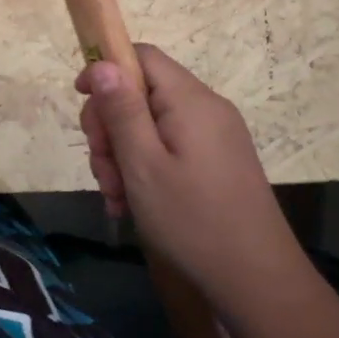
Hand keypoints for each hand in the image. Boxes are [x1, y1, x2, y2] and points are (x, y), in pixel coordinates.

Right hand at [75, 45, 308, 314]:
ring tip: (116, 196)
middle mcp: (206, 110)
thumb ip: (122, 110)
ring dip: (121, 153)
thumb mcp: (142, 164)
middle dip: (109, 125)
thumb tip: (104, 63)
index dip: (105, 70)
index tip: (82, 102)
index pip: (141, 56)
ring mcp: (213, 137)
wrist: (257, 281)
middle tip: (102, 168)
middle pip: (140, 92)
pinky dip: (142, 166)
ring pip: (148, 123)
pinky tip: (130, 203)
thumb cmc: (192, 219)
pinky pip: (166, 147)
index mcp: (191, 102)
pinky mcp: (215, 161)